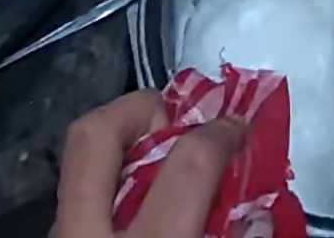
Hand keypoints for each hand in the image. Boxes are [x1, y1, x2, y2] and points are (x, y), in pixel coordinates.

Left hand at [54, 90, 245, 237]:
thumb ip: (230, 237)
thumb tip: (256, 211)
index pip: (187, 165)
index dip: (220, 135)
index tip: (237, 128)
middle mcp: (87, 235)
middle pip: (95, 135)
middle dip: (140, 108)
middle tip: (179, 123)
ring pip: (78, 161)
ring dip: (122, 145)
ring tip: (161, 160)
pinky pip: (77, 198)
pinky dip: (110, 186)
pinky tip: (138, 207)